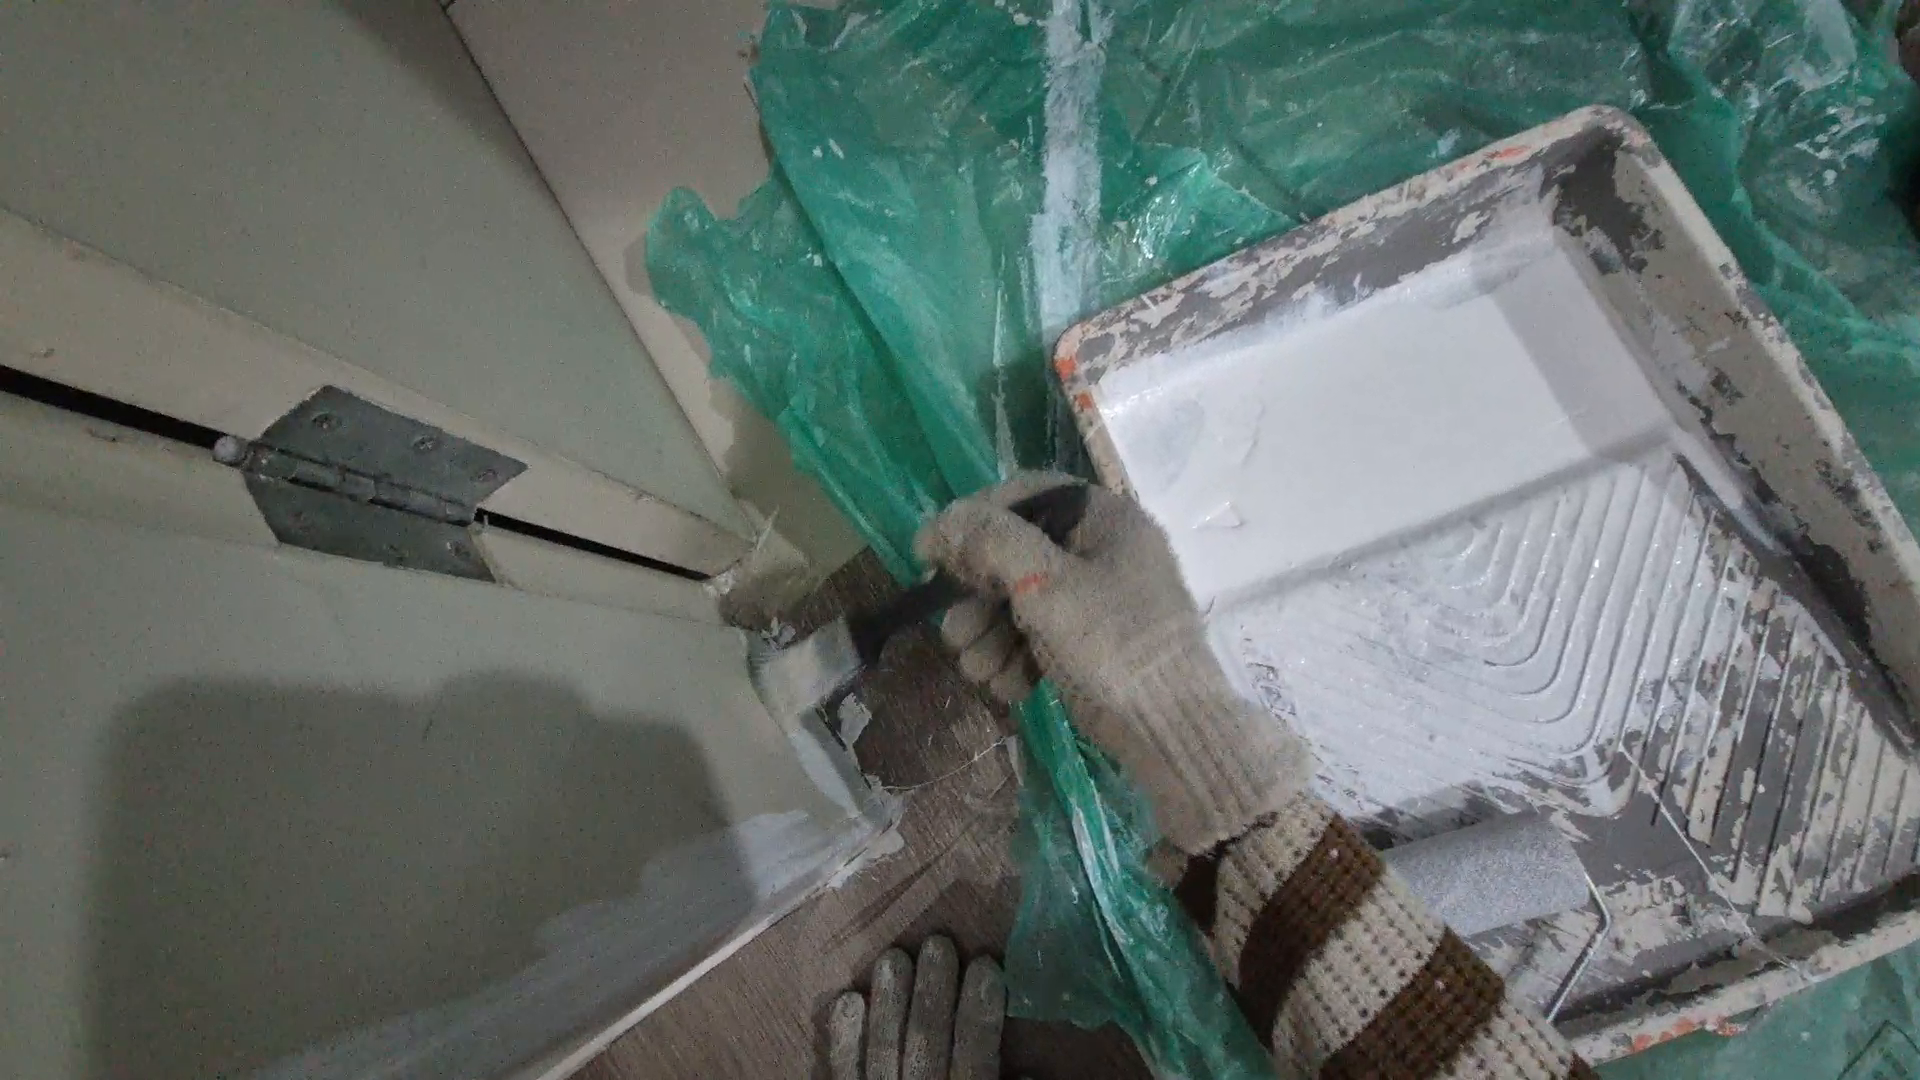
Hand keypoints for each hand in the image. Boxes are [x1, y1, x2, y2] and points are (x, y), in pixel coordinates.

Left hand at [827, 936, 1012, 1079]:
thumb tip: (1030, 1067)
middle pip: (926, 1040)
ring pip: (883, 1047)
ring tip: (893, 956)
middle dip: (932, 990)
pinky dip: (844, 1038)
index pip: (975, 1053)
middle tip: (937, 943)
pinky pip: (845, 1070)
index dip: (980, 1011)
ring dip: (889, 1001)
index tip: (986, 963)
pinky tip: (848, 998)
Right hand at [915, 472, 1310, 852]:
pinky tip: (1008, 686)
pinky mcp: (1088, 640)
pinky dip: (1017, 657)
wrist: (1170, 731)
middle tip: (953, 631)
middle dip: (977, 599)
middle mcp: (1101, 550)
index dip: (971, 519)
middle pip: (1016, 555)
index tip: (930, 552)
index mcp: (1104, 519)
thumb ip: (992, 543)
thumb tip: (945, 520)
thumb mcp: (1048, 586)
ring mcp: (1096, 598)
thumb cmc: (1112, 644)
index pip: (1024, 496)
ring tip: (977, 669)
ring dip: (990, 635)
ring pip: (1021, 601)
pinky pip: (1038, 633)